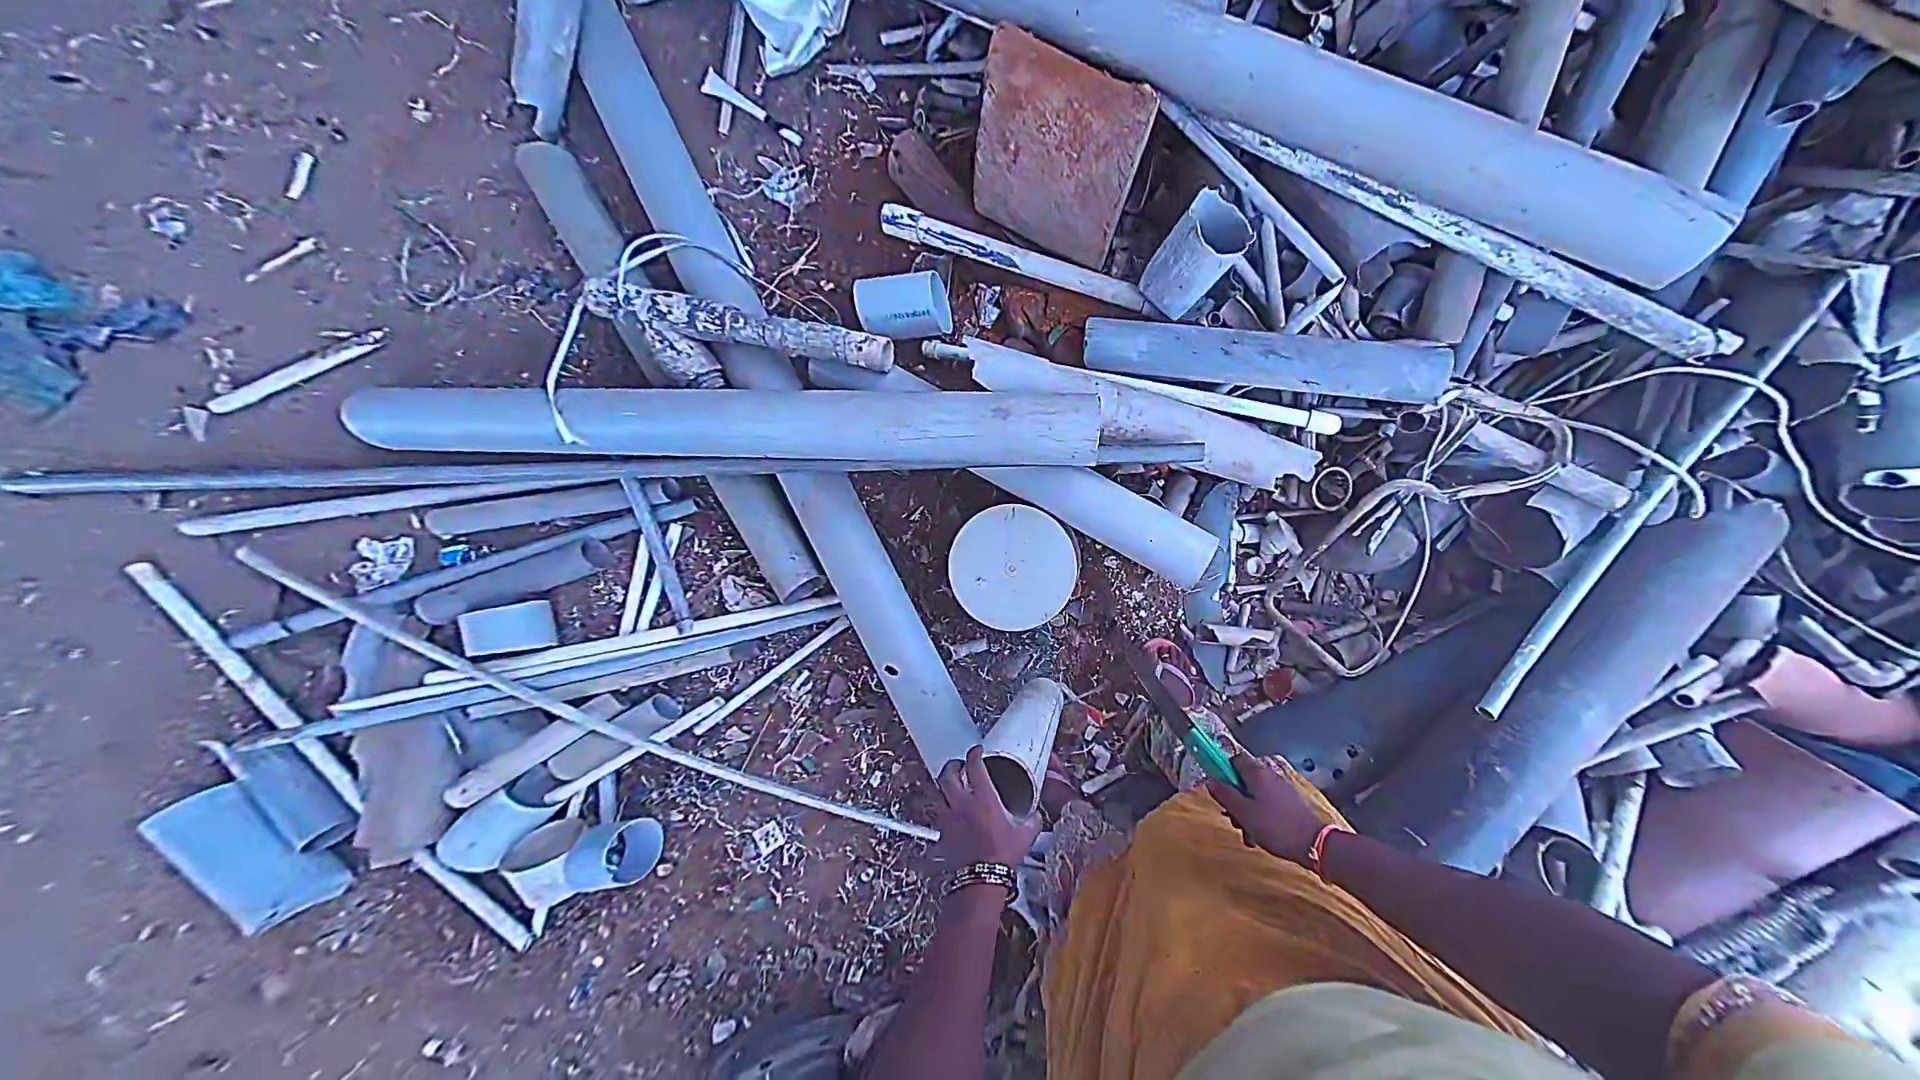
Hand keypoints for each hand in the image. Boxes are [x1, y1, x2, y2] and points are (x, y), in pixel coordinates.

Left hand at [932, 746, 1042, 866]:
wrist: (982, 879)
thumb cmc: (1003, 855)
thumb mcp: (1025, 834)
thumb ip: (1032, 820)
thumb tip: (1037, 816)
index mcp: (983, 797)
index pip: (974, 765)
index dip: (974, 753)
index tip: (977, 751)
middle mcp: (962, 803)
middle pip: (947, 774)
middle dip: (952, 765)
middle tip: (958, 765)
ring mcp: (949, 817)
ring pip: (938, 793)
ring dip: (943, 787)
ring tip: (950, 786)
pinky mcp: (942, 832)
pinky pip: (939, 816)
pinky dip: (943, 811)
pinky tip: (950, 814)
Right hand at [1207, 754, 1325, 864]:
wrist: (1316, 844)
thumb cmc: (1275, 826)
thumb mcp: (1243, 812)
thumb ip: (1224, 794)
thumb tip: (1211, 780)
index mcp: (1256, 772)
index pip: (1233, 759)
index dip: (1223, 772)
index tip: (1219, 791)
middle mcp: (1270, 775)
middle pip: (1243, 780)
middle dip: (1235, 799)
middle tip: (1234, 819)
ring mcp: (1281, 789)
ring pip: (1254, 795)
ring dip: (1247, 812)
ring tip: (1248, 834)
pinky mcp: (1290, 803)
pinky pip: (1268, 804)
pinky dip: (1261, 817)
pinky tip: (1260, 836)